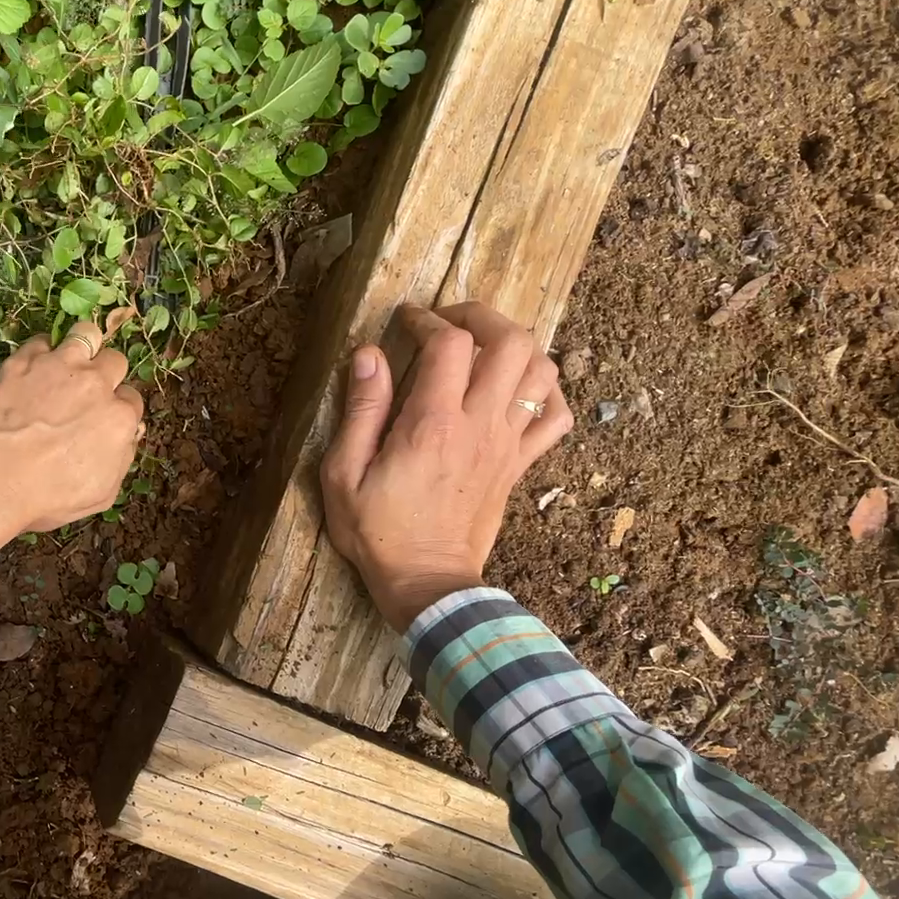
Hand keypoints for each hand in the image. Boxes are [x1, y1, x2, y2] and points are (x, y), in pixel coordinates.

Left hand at [0, 321, 144, 553]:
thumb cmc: (46, 497)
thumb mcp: (100, 494)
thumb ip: (122, 459)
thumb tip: (130, 434)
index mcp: (119, 418)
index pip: (131, 400)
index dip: (117, 410)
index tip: (101, 419)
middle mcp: (95, 384)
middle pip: (114, 362)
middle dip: (105, 374)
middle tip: (85, 393)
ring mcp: (58, 366)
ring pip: (86, 334)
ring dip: (82, 346)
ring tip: (68, 363)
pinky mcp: (23, 359)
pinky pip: (41, 341)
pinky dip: (40, 353)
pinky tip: (31, 370)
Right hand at [321, 302, 573, 630]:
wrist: (426, 581)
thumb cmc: (375, 529)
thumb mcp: (343, 472)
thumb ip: (360, 410)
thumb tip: (369, 355)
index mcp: (432, 422)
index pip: (449, 344)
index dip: (427, 320)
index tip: (405, 320)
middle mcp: (480, 424)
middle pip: (512, 342)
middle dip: (482, 316)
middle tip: (449, 321)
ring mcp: (508, 444)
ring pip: (542, 371)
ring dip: (516, 347)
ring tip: (480, 350)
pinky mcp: (519, 465)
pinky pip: (555, 417)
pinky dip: (544, 392)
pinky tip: (515, 393)